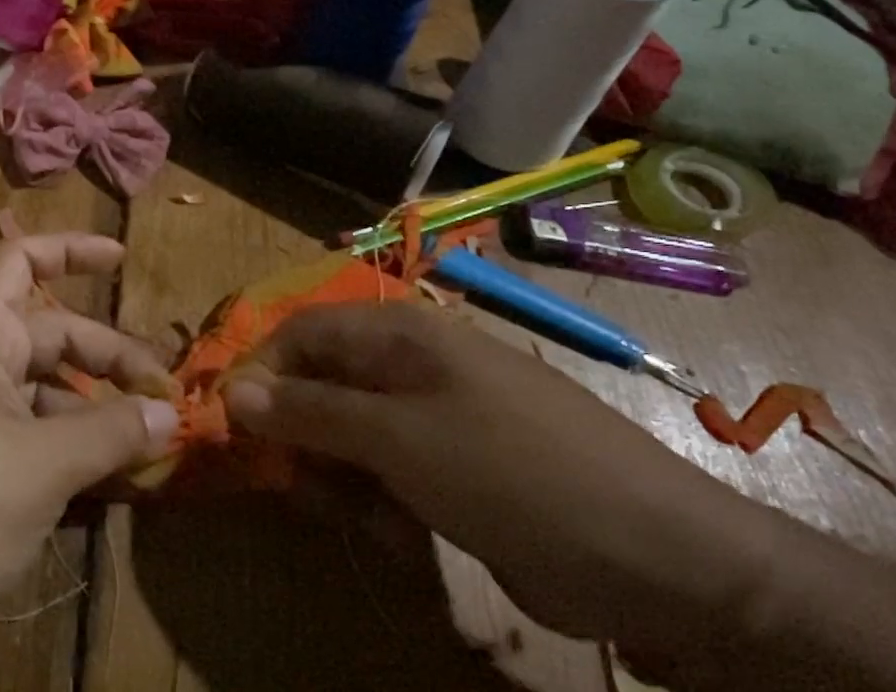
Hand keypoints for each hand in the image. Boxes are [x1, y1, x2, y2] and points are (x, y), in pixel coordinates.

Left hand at [0, 233, 179, 617]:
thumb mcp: (45, 468)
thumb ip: (111, 433)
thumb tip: (169, 412)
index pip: (16, 263)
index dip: (68, 251)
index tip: (121, 261)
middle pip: (49, 332)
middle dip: (108, 356)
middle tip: (164, 393)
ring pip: (43, 383)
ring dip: (93, 404)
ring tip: (147, 437)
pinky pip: (28, 423)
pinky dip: (68, 437)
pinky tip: (109, 471)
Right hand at [223, 303, 777, 649]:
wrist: (662, 563)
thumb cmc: (514, 475)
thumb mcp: (398, 439)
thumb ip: (309, 412)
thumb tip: (233, 390)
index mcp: (405, 337)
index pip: (302, 331)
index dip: (262, 372)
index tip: (234, 427)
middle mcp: (417, 370)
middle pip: (322, 388)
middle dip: (303, 440)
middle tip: (301, 488)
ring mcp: (441, 422)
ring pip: (350, 439)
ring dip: (342, 482)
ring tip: (369, 521)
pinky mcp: (459, 472)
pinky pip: (390, 477)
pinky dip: (383, 507)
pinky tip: (406, 539)